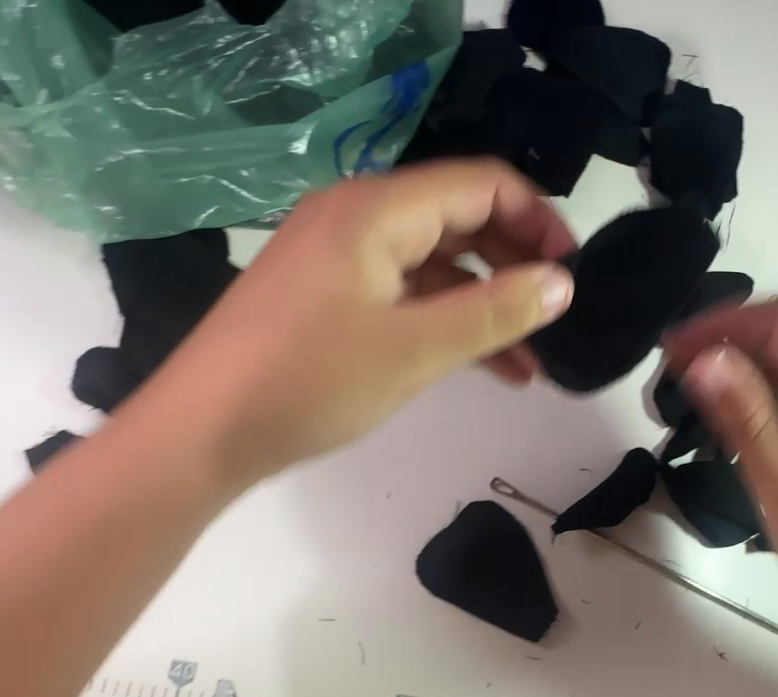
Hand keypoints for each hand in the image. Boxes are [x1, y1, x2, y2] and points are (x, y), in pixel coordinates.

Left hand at [155, 160, 574, 475]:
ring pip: (432, 267)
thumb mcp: (416, 349)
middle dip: (513, 269)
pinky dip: (442, 324)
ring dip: (483, 308)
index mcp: (376, 209)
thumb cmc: (311, 382)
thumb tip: (562, 283)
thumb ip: (495, 312)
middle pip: (458, 222)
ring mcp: (337, 258)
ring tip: (530, 364)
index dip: (538, 221)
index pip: (481, 185)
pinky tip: (480, 367)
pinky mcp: (326, 297)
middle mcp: (357, 218)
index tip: (573, 273)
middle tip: (555, 321)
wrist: (204, 431)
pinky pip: (402, 295)